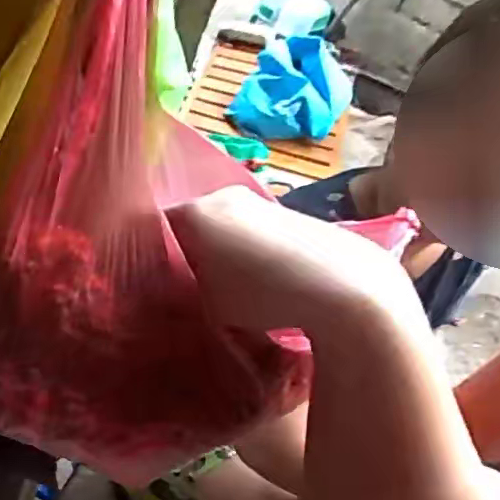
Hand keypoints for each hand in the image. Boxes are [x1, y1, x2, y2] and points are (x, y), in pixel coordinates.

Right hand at [167, 187, 428, 335]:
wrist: (342, 288)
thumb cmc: (261, 299)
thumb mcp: (208, 304)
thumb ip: (189, 285)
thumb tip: (188, 281)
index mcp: (193, 212)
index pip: (157, 232)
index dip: (157, 261)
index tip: (163, 288)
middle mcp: (222, 195)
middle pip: (193, 226)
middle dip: (192, 255)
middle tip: (195, 291)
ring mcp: (258, 201)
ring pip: (225, 228)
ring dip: (224, 254)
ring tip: (234, 291)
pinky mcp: (289, 211)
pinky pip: (253, 232)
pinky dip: (252, 253)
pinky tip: (264, 282)